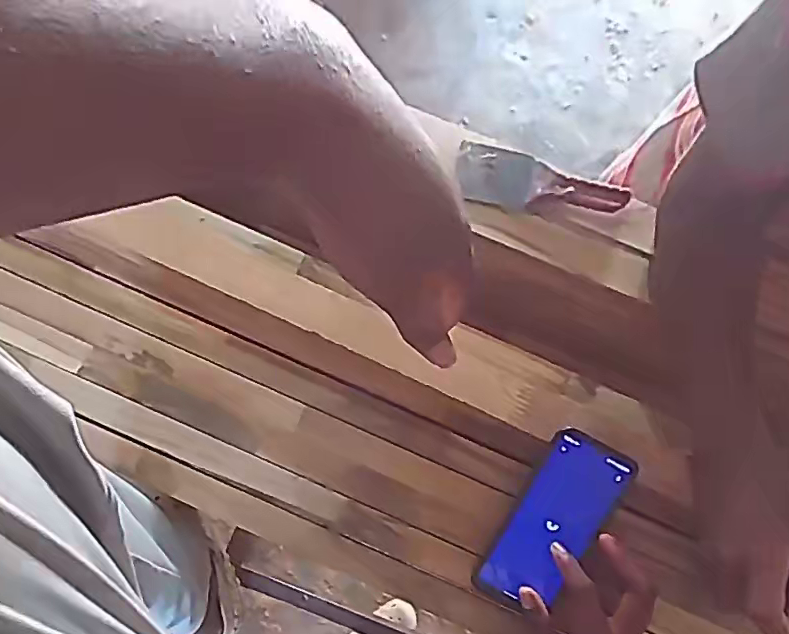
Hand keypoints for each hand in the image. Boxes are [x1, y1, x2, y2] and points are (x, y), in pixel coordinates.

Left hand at [273, 12, 472, 367]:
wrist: (327, 117)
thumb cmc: (364, 224)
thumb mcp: (393, 288)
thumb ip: (422, 323)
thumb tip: (449, 360)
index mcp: (453, 239)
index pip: (460, 286)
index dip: (445, 311)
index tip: (426, 327)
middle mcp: (445, 197)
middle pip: (443, 246)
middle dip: (428, 274)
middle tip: (404, 293)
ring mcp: (416, 159)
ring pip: (418, 211)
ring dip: (405, 238)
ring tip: (380, 255)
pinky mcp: (382, 132)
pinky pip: (390, 182)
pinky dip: (380, 205)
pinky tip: (358, 207)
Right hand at [518, 535, 658, 633]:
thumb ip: (539, 625)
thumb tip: (529, 590)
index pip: (587, 595)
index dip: (571, 569)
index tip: (557, 548)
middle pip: (639, 590)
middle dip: (623, 560)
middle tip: (603, 537)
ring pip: (643, 594)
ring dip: (628, 568)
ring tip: (607, 548)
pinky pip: (636, 602)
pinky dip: (624, 583)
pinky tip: (606, 575)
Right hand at [688, 431, 788, 633]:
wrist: (727, 449)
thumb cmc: (773, 480)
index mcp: (764, 559)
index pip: (763, 612)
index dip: (778, 629)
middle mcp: (732, 564)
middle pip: (738, 608)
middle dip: (758, 613)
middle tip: (784, 607)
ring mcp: (711, 553)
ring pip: (723, 592)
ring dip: (744, 596)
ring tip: (768, 582)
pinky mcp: (701, 542)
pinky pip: (716, 572)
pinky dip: (733, 577)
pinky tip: (750, 558)